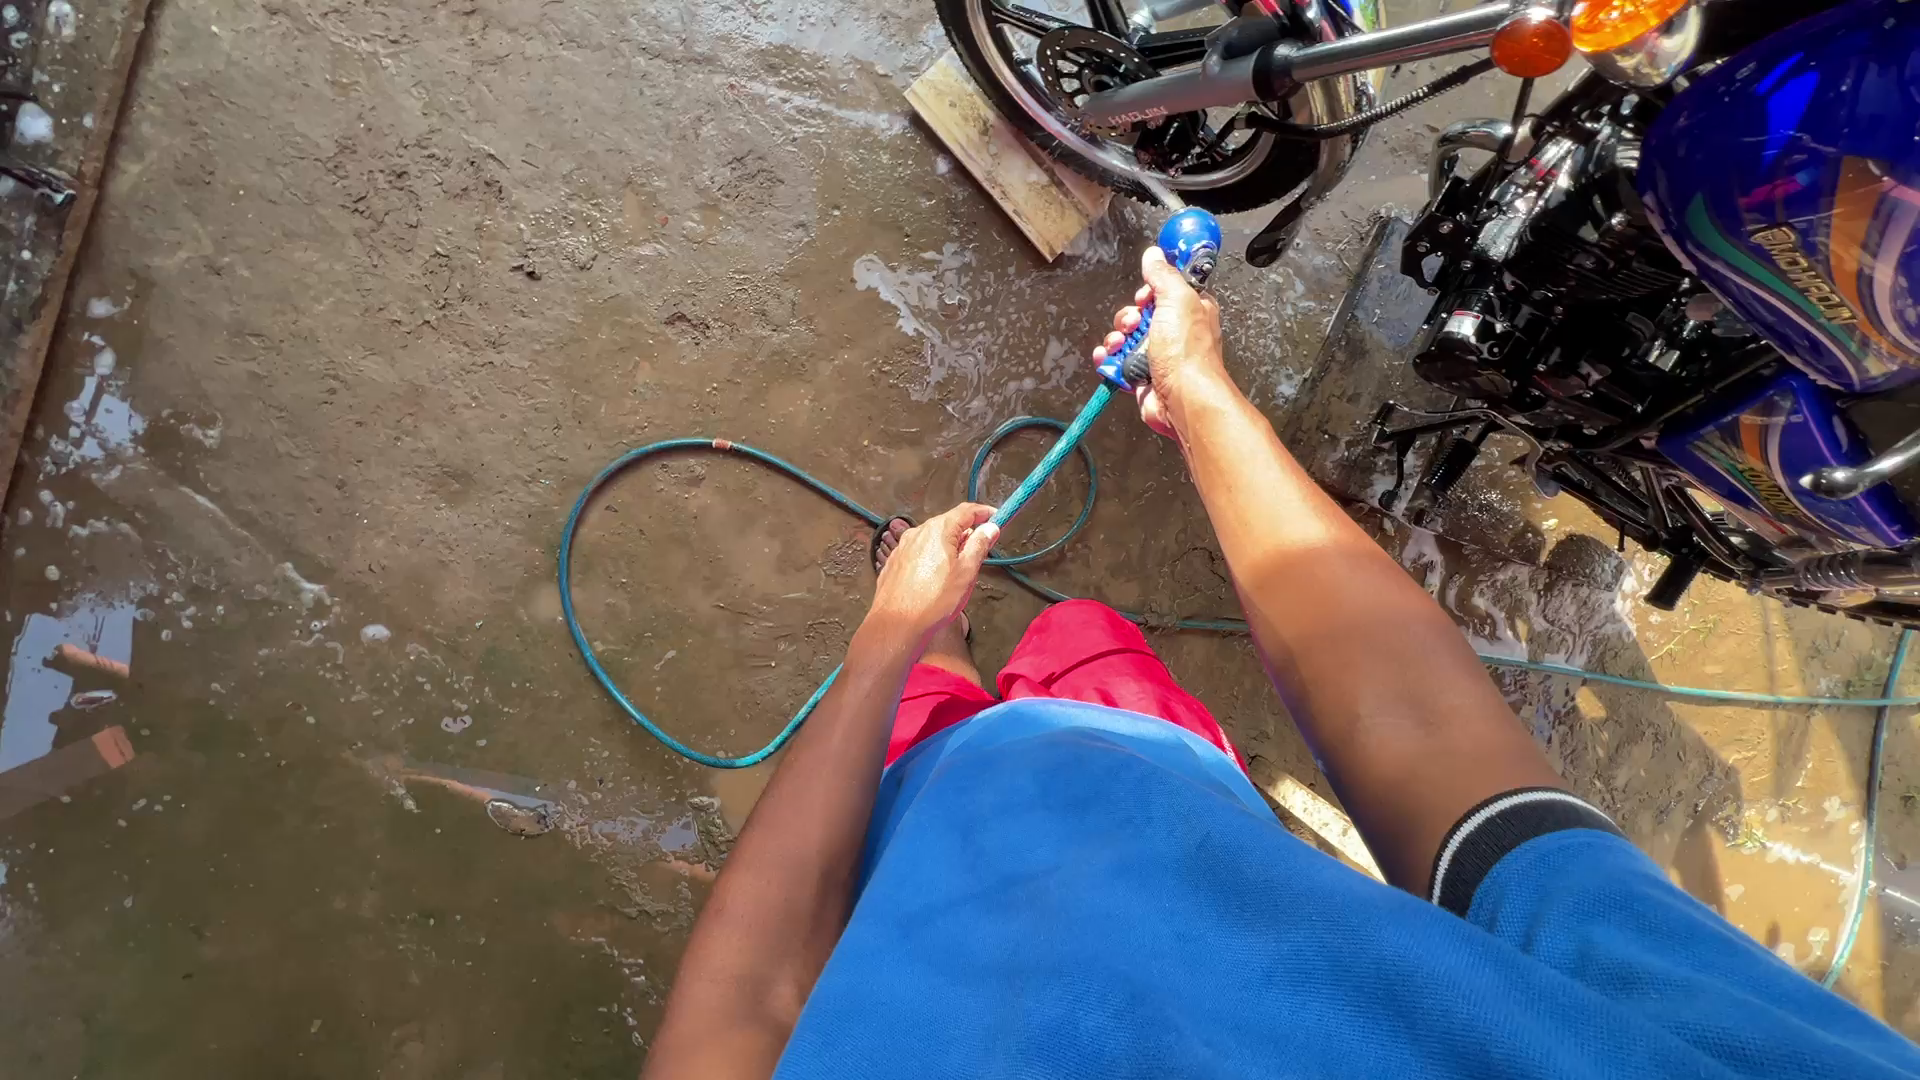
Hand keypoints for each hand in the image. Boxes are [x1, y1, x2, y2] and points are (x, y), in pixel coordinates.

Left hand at [864, 503, 999, 648]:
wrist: (896, 625)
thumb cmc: (934, 600)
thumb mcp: (966, 572)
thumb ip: (979, 546)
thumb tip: (989, 528)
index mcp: (938, 530)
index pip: (966, 511)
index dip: (984, 513)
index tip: (997, 519)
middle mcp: (918, 532)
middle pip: (948, 523)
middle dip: (967, 531)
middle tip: (981, 547)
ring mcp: (903, 547)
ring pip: (932, 538)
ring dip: (949, 545)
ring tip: (960, 567)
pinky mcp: (895, 562)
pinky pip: (919, 552)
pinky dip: (932, 556)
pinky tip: (936, 576)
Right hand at [1090, 246, 1229, 437]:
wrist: (1182, 399)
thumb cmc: (1186, 351)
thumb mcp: (1177, 299)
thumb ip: (1163, 275)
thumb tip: (1154, 254)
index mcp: (1190, 310)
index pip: (1164, 291)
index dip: (1150, 291)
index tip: (1146, 297)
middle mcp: (1174, 333)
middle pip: (1139, 314)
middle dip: (1128, 318)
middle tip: (1133, 324)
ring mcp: (1156, 356)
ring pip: (1125, 339)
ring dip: (1115, 339)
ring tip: (1119, 346)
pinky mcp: (1140, 377)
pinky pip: (1116, 363)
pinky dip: (1107, 360)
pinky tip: (1106, 359)